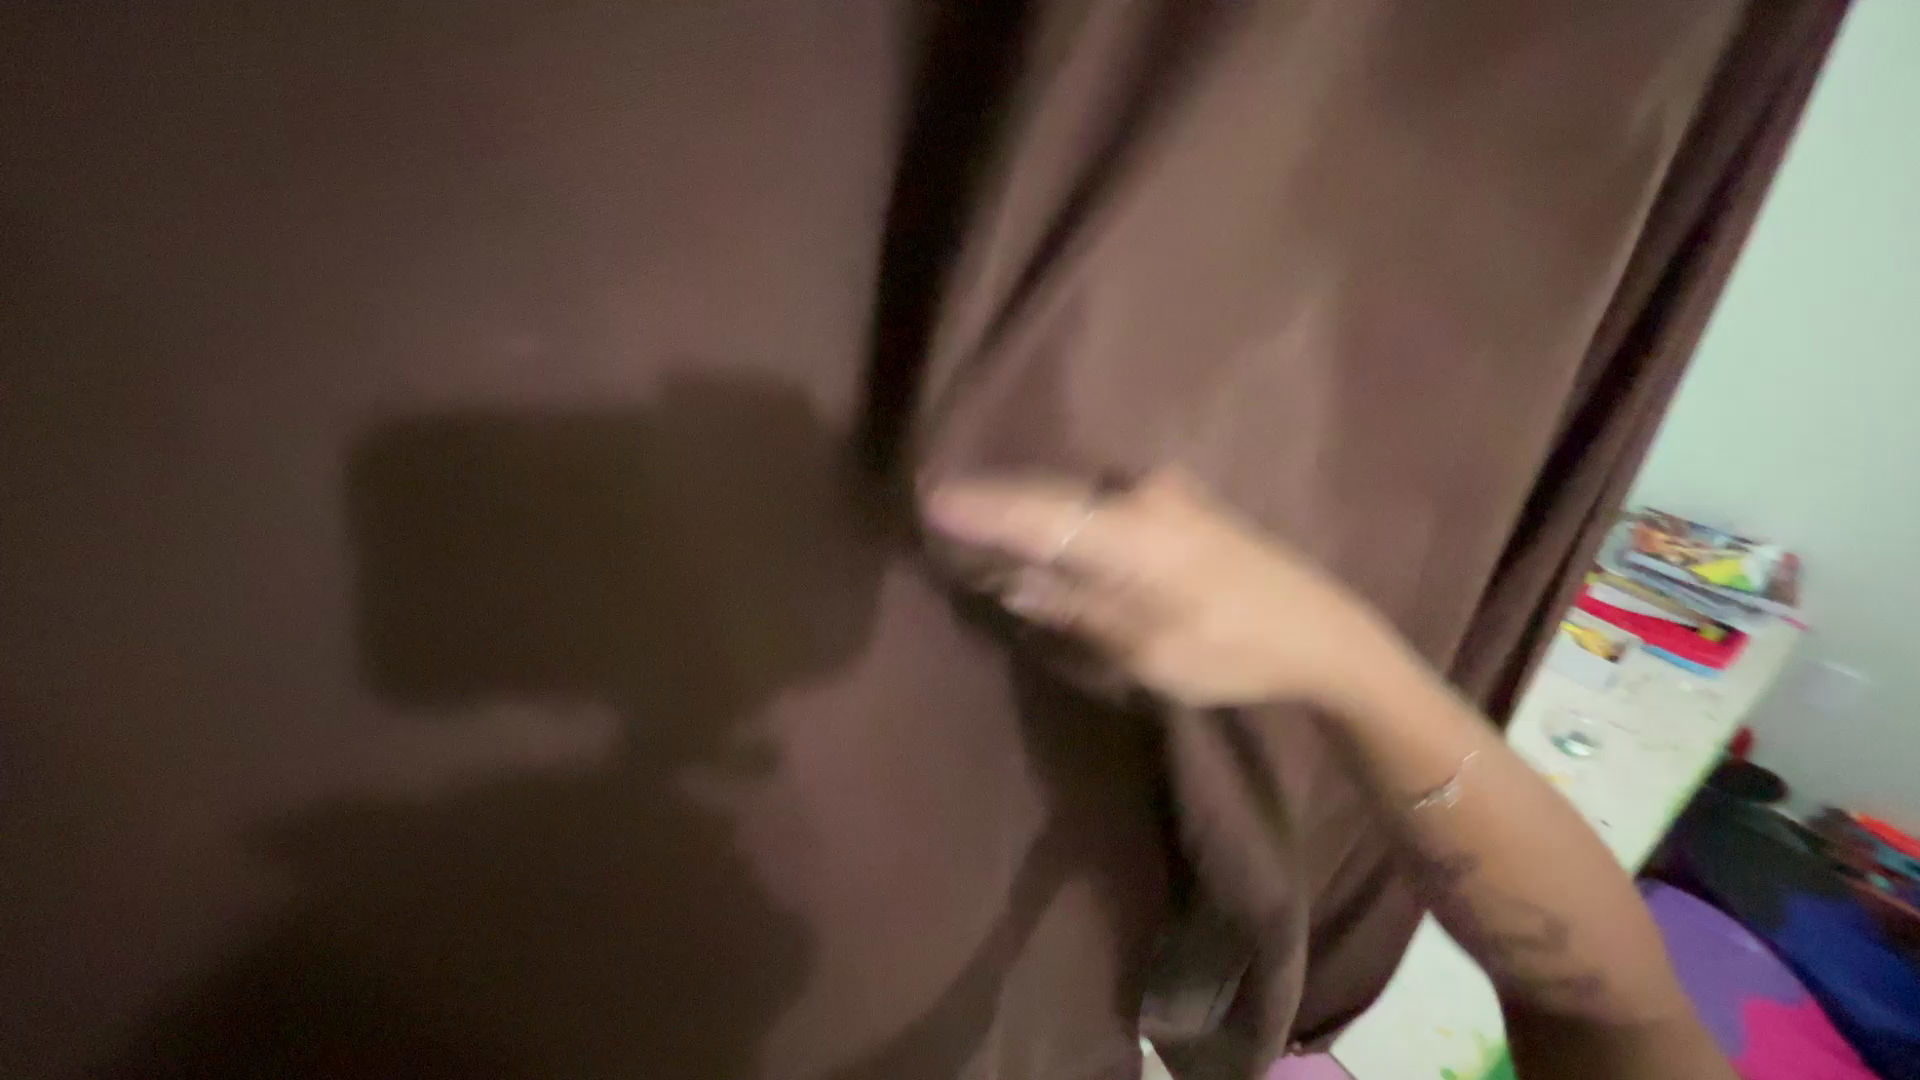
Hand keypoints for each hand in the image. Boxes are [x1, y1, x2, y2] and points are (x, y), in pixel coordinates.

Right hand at [924, 469, 1402, 708]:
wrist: (1325, 630)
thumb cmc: (1237, 653)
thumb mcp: (1152, 652)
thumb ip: (1079, 608)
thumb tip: (1014, 579)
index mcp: (1136, 537)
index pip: (1041, 515)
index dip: (984, 509)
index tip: (932, 499)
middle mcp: (1145, 499)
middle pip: (1054, 499)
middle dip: (998, 506)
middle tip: (946, 509)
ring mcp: (1166, 494)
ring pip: (1079, 501)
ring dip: (1033, 513)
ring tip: (985, 522)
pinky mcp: (1179, 502)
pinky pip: (1103, 505)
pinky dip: (1068, 519)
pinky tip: (1049, 532)